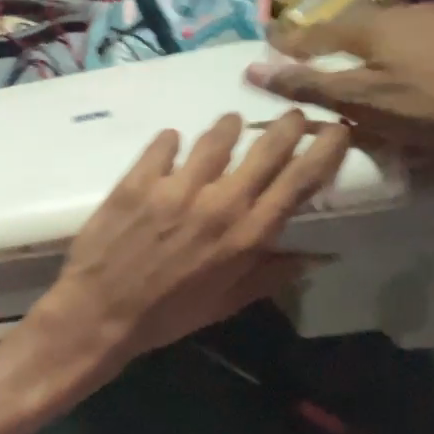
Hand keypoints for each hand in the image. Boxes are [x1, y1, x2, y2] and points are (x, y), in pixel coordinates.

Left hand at [35, 110, 349, 371]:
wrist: (98, 314)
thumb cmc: (165, 316)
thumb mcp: (226, 303)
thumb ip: (271, 273)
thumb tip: (319, 255)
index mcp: (247, 234)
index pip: (302, 178)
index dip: (326, 148)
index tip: (335, 129)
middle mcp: (219, 202)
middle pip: (268, 145)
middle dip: (287, 126)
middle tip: (289, 118)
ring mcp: (176, 187)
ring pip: (217, 135)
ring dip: (229, 129)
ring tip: (229, 129)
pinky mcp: (138, 180)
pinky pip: (165, 143)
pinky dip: (172, 142)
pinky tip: (172, 146)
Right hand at [247, 4, 433, 171]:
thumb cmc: (432, 107)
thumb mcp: (361, 101)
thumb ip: (309, 86)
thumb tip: (255, 69)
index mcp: (378, 25)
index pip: (320, 31)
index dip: (291, 44)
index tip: (265, 52)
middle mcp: (412, 15)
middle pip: (358, 27)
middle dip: (329, 42)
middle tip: (306, 57)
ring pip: (391, 36)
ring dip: (365, 51)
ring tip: (351, 68)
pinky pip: (417, 48)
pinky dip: (395, 60)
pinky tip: (400, 77)